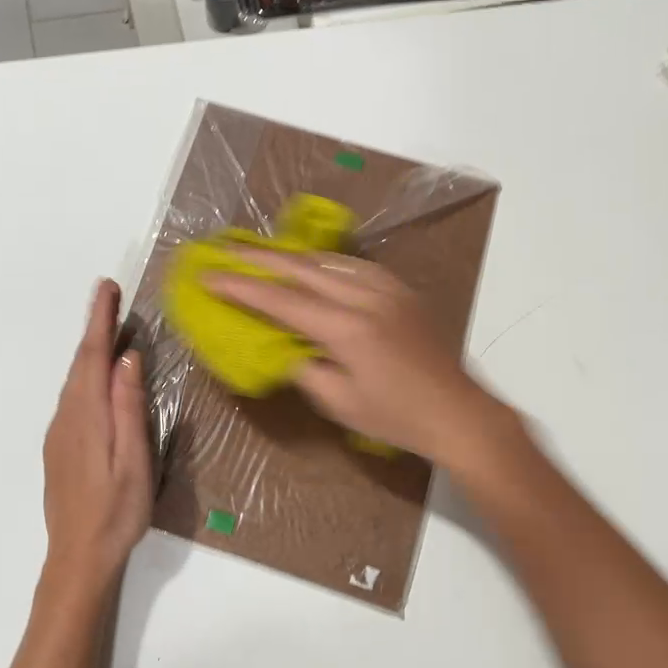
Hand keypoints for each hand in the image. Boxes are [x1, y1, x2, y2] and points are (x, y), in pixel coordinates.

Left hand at [41, 280, 151, 601]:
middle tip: (110, 296)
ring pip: (74, 381)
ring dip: (89, 351)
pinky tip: (99, 380)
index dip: (99, 319)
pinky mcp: (58, 448)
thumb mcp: (134, 460)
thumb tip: (127, 359)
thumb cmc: (116, 512)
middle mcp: (66, 418)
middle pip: (79, 363)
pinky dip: (86, 377)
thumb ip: (129, 408)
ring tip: (109, 328)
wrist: (78, 556)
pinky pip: (72, 399)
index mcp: (87, 416)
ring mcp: (58, 434)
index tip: (106, 286)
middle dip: (94, 327)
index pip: (91, 356)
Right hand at [201, 249, 511, 465]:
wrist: (458, 413)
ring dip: (292, 256)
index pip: (282, 300)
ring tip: (263, 254)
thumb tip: (281, 347)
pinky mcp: (402, 292)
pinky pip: (354, 267)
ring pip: (330, 261)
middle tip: (226, 250)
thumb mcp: (339, 402)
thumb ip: (304, 369)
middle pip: (303, 268)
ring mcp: (388, 290)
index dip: (242, 287)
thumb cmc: (396, 417)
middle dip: (260, 258)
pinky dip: (325, 264)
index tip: (209, 276)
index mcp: (347, 329)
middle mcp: (366, 299)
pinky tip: (314, 268)